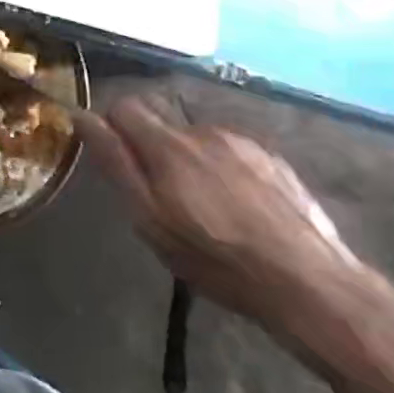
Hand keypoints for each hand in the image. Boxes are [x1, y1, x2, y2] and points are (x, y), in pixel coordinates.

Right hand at [74, 90, 368, 330]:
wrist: (310, 285)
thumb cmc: (214, 257)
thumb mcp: (149, 218)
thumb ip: (115, 163)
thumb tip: (83, 117)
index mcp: (168, 145)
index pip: (123, 107)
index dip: (111, 127)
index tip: (113, 157)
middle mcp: (204, 132)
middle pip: (161, 123)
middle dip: (150, 148)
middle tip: (160, 195)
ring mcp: (245, 145)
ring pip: (197, 140)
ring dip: (188, 160)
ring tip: (203, 206)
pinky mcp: (276, 162)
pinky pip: (231, 153)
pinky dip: (222, 170)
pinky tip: (237, 208)